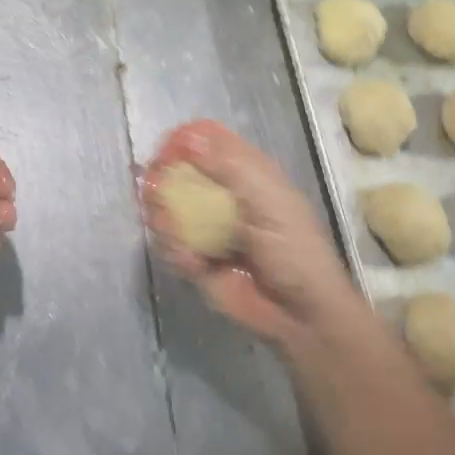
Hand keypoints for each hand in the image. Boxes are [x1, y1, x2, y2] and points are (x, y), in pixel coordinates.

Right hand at [141, 120, 356, 341]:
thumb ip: (228, 167)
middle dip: (161, 178)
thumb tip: (188, 137)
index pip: (206, 141)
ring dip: (163, 217)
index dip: (184, 141)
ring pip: (165, 207)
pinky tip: (191, 262)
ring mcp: (205, 226)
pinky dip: (173, 250)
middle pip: (178, 171)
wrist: (301, 317)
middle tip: (153, 190)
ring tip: (171, 230)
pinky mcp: (194, 258)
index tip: (168, 152)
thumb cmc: (295, 251)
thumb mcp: (269, 202)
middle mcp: (220, 194)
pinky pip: (169, 244)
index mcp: (244, 173)